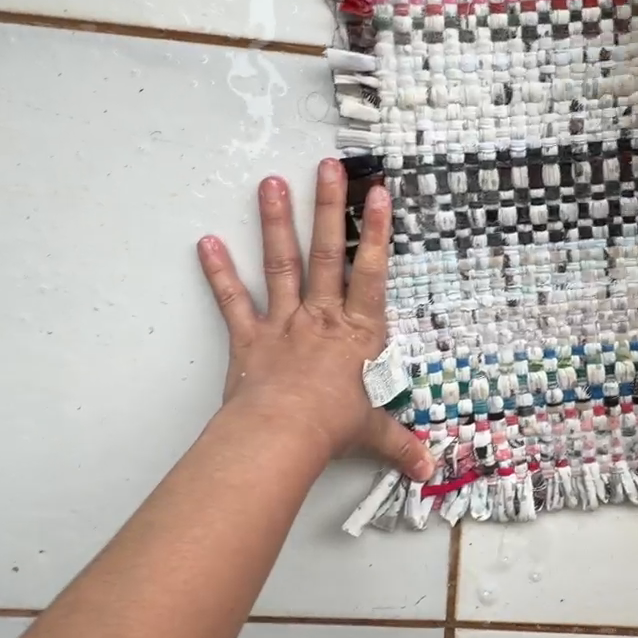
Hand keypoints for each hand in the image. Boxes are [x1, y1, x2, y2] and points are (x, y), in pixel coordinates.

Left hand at [194, 160, 431, 480]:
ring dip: (276, 222)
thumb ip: (402, 445)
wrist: (280, 439)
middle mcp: (322, 316)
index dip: (377, 230)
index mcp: (358, 331)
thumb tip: (429, 471)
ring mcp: (283, 322)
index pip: (372, 271)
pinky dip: (219, 272)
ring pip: (282, 263)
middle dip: (329, 206)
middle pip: (327, 252)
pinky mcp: (249, 338)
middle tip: (327, 166)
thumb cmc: (332, 429)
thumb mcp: (375, 434)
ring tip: (271, 183)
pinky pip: (233, 301)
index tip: (378, 192)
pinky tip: (207, 242)